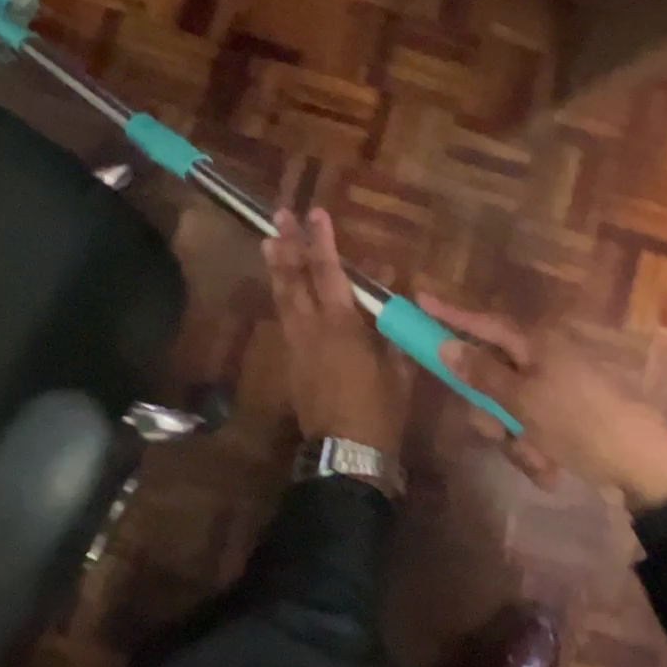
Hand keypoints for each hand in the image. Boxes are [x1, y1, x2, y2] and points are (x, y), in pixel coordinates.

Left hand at [264, 208, 409, 452]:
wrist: (346, 454)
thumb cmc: (380, 410)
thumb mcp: (397, 367)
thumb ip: (390, 329)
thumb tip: (389, 296)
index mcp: (341, 325)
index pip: (328, 273)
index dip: (321, 241)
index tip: (315, 213)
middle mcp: (312, 328)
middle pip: (294, 279)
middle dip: (288, 244)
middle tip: (279, 215)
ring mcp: (296, 345)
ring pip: (282, 297)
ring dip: (277, 267)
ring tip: (269, 241)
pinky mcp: (290, 362)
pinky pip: (284, 319)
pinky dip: (282, 296)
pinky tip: (282, 288)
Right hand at [418, 295, 666, 509]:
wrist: (644, 464)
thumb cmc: (580, 422)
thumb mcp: (523, 400)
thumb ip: (482, 374)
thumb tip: (445, 345)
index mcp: (535, 343)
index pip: (481, 322)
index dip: (449, 313)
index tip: (418, 299)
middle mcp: (543, 359)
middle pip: (490, 377)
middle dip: (490, 412)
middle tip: (499, 433)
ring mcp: (556, 388)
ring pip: (509, 410)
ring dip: (517, 441)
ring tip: (541, 461)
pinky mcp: (567, 417)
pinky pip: (533, 430)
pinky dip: (537, 451)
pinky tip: (554, 469)